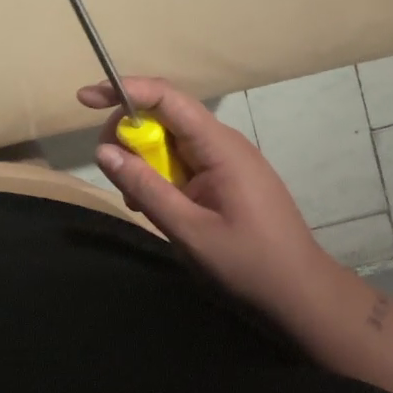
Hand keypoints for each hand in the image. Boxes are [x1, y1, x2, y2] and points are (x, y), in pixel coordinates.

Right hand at [77, 76, 340, 319]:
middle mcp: (224, 143)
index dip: (123, 90)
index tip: (85, 99)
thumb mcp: (189, 231)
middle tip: (109, 167)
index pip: (166, 97)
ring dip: (142, 159)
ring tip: (134, 199)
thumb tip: (102, 151)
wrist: (307, 301)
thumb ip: (145, 188)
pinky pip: (182, 159)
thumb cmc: (251, 266)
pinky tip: (154, 206)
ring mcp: (227, 160)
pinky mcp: (226, 178)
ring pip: (169, 139)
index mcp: (220, 147)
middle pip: (163, 115)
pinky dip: (159, 174)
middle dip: (127, 132)